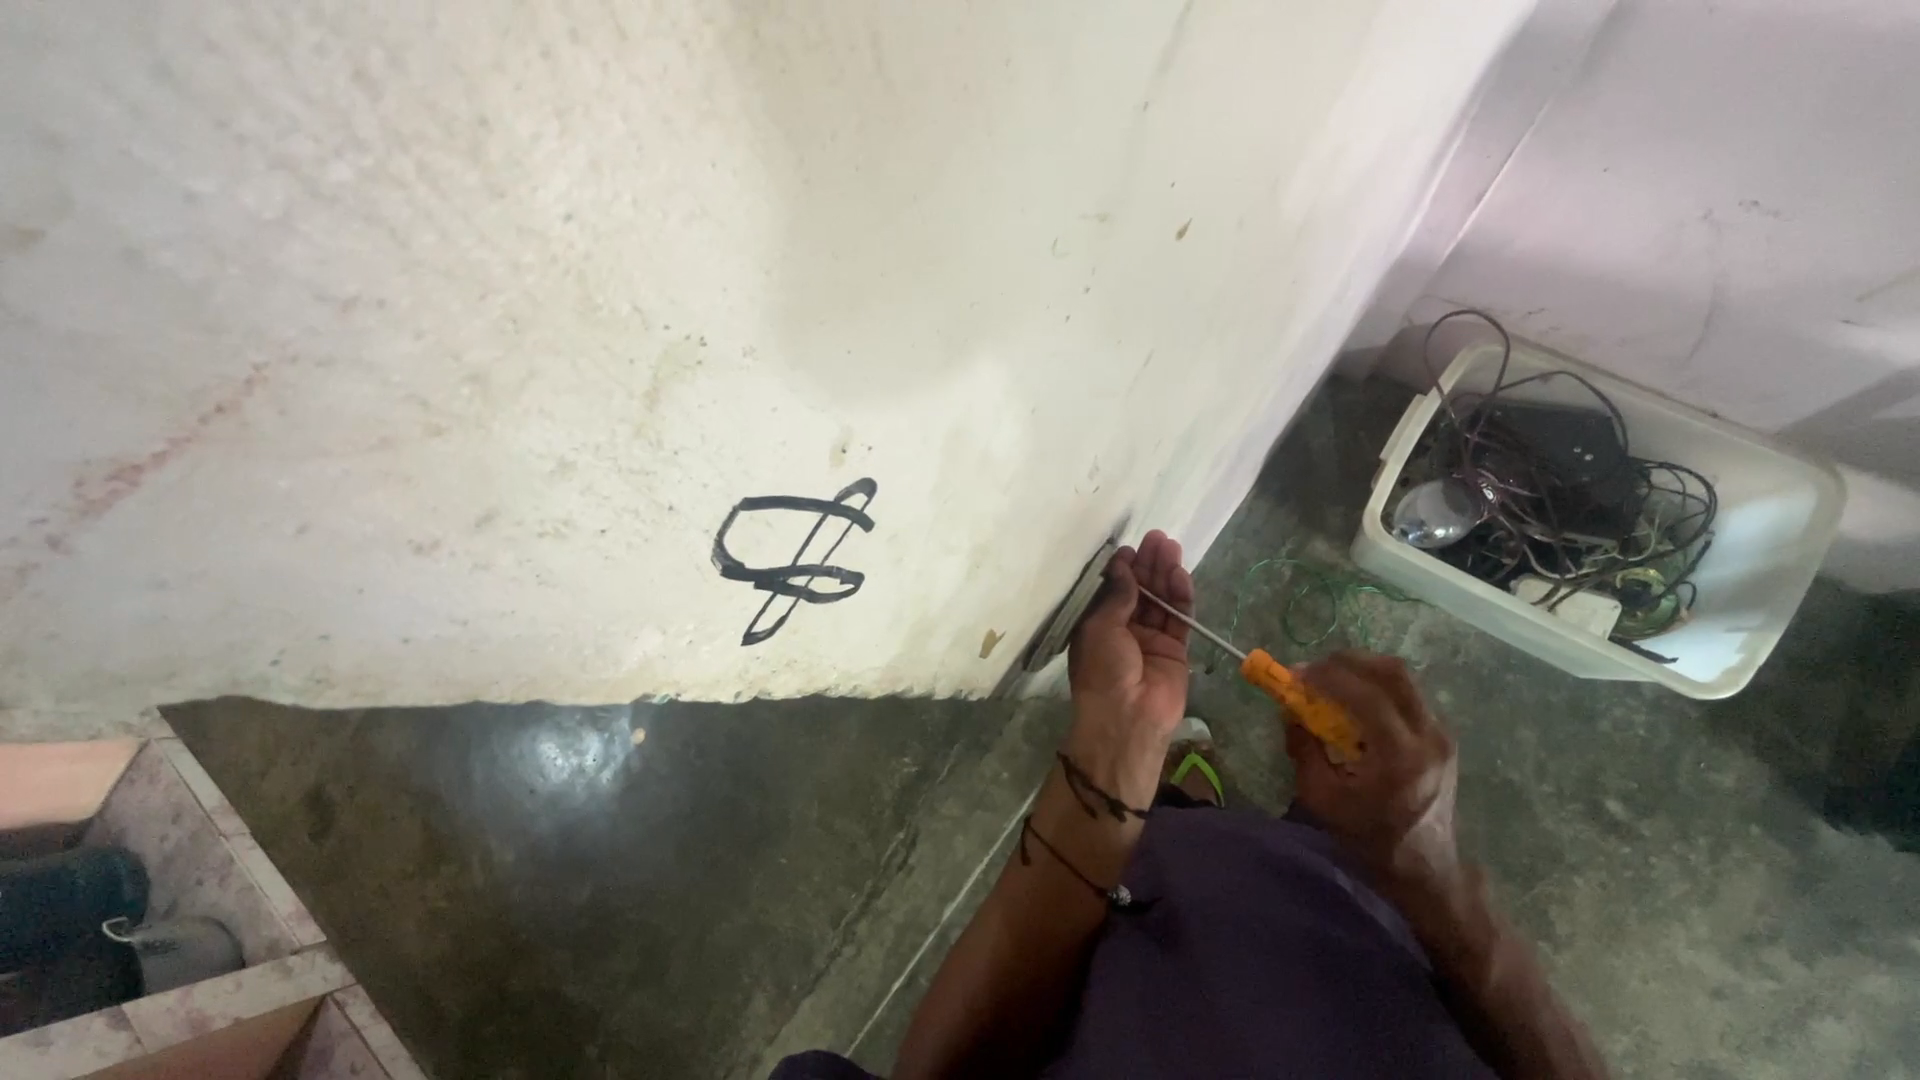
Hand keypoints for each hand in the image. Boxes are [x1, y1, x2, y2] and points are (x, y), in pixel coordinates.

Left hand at [1065, 531, 1192, 781]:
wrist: (1127, 718)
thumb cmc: (1102, 670)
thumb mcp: (1099, 627)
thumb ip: (1116, 595)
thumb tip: (1123, 566)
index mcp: (1098, 626)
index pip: (1113, 590)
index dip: (1122, 569)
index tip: (1130, 549)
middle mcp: (1124, 630)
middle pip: (1140, 591)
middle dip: (1148, 565)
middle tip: (1158, 539)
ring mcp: (1150, 640)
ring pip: (1161, 600)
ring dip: (1166, 574)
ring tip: (1172, 547)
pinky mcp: (1175, 650)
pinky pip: (1179, 618)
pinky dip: (1181, 596)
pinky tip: (1181, 574)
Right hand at [1286, 651, 1460, 896]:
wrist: (1425, 867)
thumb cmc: (1368, 837)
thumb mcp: (1322, 798)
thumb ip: (1303, 749)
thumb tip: (1289, 710)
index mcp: (1400, 758)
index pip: (1366, 696)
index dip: (1328, 676)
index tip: (1297, 674)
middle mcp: (1428, 738)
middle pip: (1393, 673)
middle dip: (1348, 661)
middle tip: (1315, 668)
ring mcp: (1441, 735)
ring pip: (1403, 678)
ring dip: (1362, 670)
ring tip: (1330, 680)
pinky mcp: (1442, 737)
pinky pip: (1407, 694)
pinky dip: (1376, 686)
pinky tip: (1352, 700)